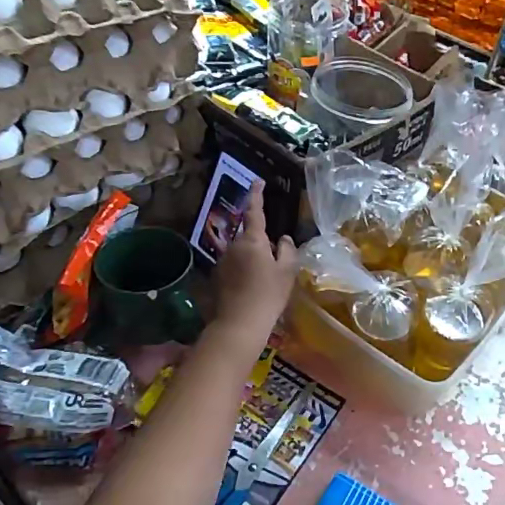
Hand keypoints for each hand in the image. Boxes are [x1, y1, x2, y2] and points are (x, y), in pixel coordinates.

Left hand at [215, 182, 296, 332]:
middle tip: (276, 259)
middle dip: (261, 241)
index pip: (254, 211)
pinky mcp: (216, 277)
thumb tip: (284, 239)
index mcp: (252, 240)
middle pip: (249, 235)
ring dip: (252, 257)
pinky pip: (234, 266)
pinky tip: (252, 288)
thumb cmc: (268, 295)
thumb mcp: (287, 272)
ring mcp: (222, 261)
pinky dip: (243, 270)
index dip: (256, 194)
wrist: (239, 324)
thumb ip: (288, 250)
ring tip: (265, 278)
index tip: (257, 181)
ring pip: (241, 251)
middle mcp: (233, 246)